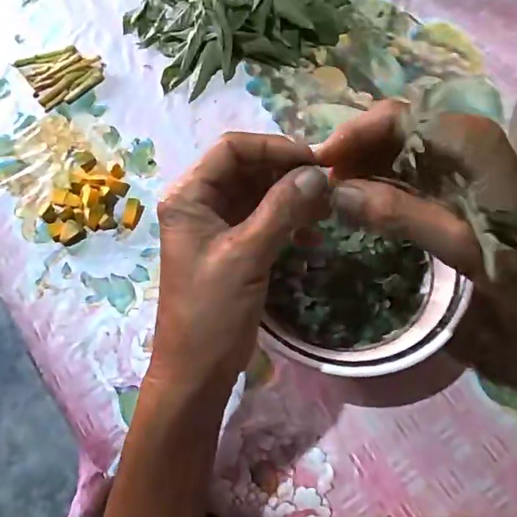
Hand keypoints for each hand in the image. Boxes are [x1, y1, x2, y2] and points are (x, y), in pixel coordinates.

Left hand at [150, 133, 331, 394]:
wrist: (195, 370)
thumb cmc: (211, 312)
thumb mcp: (246, 256)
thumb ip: (281, 210)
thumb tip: (317, 173)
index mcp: (188, 196)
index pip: (231, 148)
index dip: (273, 147)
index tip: (314, 161)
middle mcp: (198, 202)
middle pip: (246, 167)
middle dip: (286, 171)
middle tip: (328, 185)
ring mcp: (215, 224)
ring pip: (257, 192)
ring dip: (291, 195)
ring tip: (327, 207)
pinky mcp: (231, 246)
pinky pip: (262, 218)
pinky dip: (287, 219)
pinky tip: (313, 233)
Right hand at [314, 101, 516, 397]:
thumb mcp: (456, 241)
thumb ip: (396, 212)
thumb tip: (336, 192)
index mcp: (467, 140)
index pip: (394, 117)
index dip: (351, 135)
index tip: (318, 164)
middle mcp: (464, 138)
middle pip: (392, 129)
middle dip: (352, 151)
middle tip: (317, 183)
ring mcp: (461, 159)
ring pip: (397, 150)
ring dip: (362, 167)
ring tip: (329, 195)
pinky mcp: (457, 181)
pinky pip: (407, 170)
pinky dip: (379, 182)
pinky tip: (359, 203)